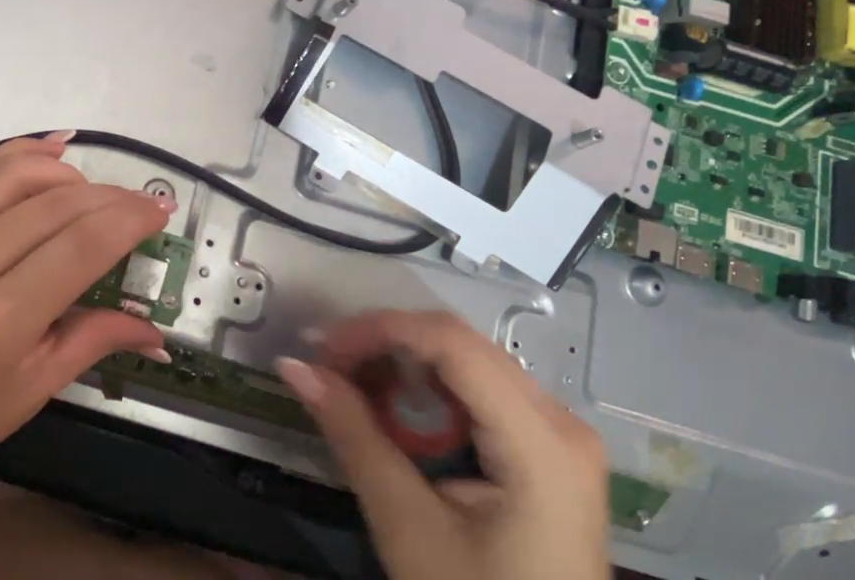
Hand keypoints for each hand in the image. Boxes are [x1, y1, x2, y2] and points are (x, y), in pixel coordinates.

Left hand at [0, 133, 173, 490]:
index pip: (79, 245)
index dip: (128, 219)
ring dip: (63, 171)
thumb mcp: (29, 393)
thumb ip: (91, 343)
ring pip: (10, 175)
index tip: (159, 212)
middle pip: (52, 204)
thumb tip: (154, 329)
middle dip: (108, 196)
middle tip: (142, 204)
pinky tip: (48, 154)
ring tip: (96, 189)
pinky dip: (15, 158)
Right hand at [278, 311, 608, 579]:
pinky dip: (427, 395)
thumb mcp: (408, 525)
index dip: (379, 329)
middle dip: (384, 346)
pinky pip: (480, 395)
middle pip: (460, 347)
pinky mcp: (547, 454)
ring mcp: (560, 437)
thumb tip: (293, 367)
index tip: (319, 347)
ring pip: (467, 365)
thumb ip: (353, 436)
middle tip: (325, 368)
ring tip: (349, 390)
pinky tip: (391, 415)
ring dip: (402, 368)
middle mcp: (561, 422)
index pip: (451, 343)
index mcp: (541, 441)